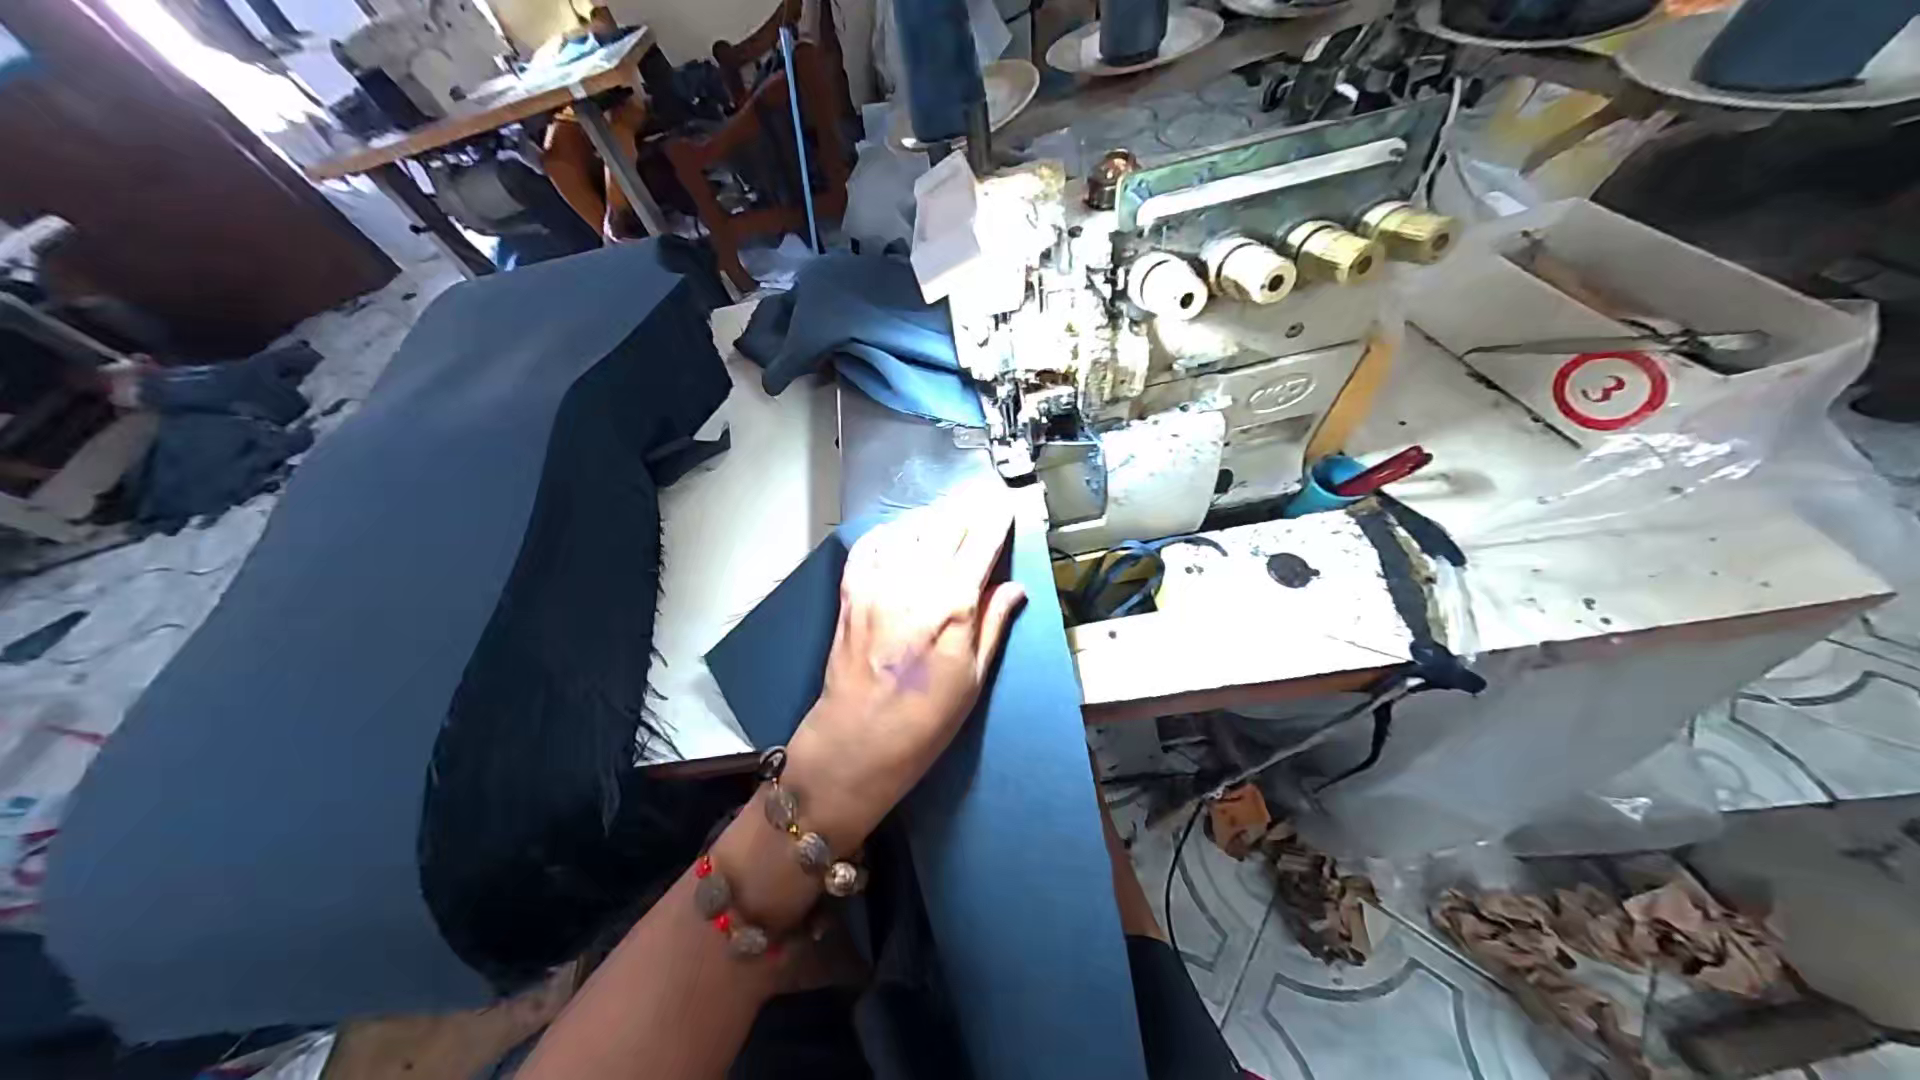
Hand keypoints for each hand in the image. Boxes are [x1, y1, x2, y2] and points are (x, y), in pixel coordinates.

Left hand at [783, 489, 1027, 851]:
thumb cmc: (925, 721)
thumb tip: (1013, 589)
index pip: (980, 544)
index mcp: (953, 607)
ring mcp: (878, 584)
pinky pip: (869, 545)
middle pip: (945, 527)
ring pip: (909, 529)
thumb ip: (992, 624)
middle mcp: (915, 585)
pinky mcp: (850, 591)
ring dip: (930, 519)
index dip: (995, 519)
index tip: (1003, 504)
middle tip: (978, 500)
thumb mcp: (973, 678)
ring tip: (944, 519)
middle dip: (965, 509)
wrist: (858, 741)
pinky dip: (888, 533)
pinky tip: (900, 535)